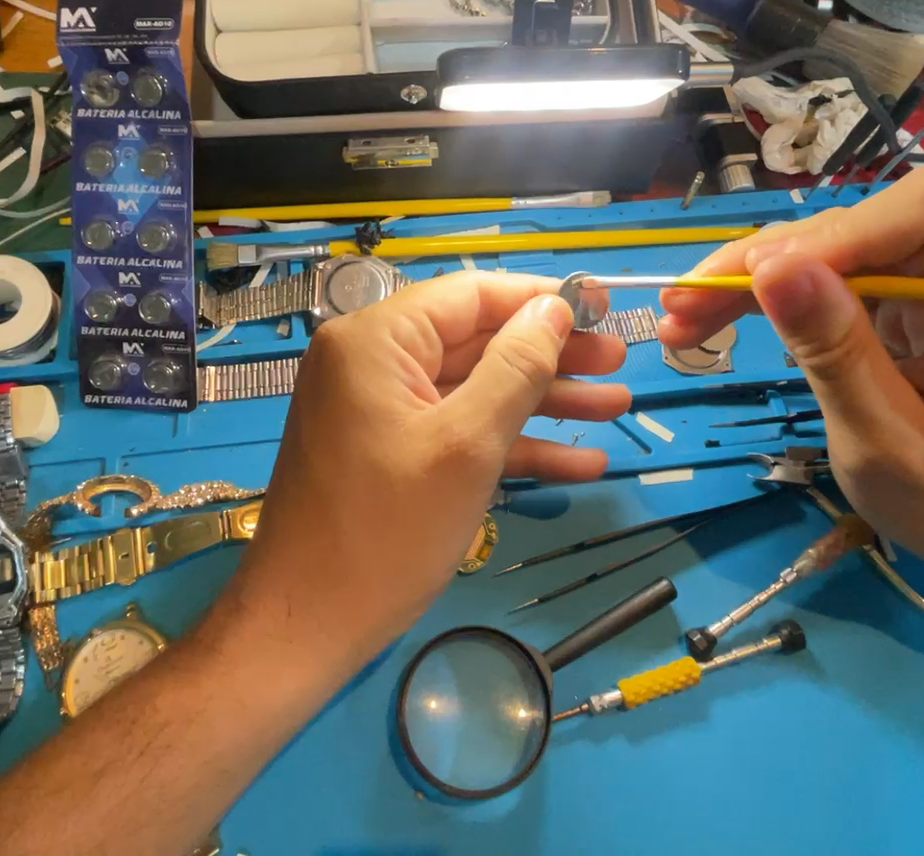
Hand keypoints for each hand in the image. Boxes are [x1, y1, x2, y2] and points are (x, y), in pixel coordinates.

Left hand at [225, 273, 630, 664]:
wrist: (305, 628)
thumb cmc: (385, 531)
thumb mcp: (466, 445)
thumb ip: (515, 368)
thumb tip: (553, 308)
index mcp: (377, 341)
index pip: (471, 295)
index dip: (540, 299)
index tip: (602, 307)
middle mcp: (373, 362)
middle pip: (477, 341)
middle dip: (551, 355)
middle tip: (618, 360)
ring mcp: (380, 409)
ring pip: (474, 389)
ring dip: (544, 401)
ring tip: (616, 404)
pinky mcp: (391, 452)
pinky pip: (457, 431)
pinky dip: (512, 444)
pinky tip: (579, 463)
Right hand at [660, 165, 923, 600]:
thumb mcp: (884, 446)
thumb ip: (835, 355)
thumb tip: (772, 272)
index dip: (840, 235)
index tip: (761, 278)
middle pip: (864, 222)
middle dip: (768, 256)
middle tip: (685, 301)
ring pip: (831, 244)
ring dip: (751, 275)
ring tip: (681, 315)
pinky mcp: (897, 300)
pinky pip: (825, 274)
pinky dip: (765, 293)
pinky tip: (712, 315)